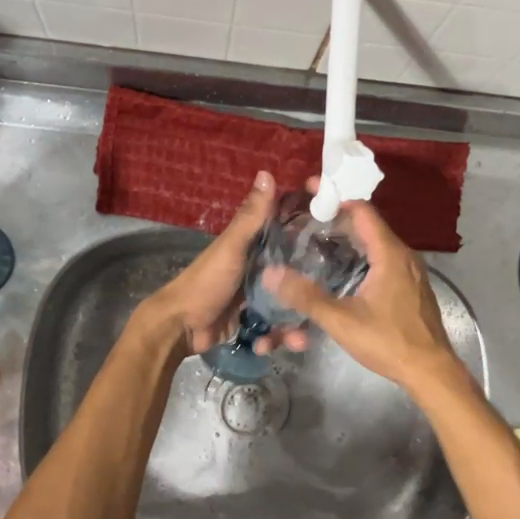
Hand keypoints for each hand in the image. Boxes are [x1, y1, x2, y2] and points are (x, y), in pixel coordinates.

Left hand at [141, 171, 310, 355]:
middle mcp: (260, 269)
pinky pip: (274, 330)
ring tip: (298, 341)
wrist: (180, 327)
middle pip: (297, 276)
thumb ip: (251, 217)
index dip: (312, 233)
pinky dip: (275, 339)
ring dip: (295, 325)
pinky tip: (267, 346)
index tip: (340, 237)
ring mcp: (257, 297)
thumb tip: (266, 172)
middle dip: (312, 293)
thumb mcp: (231, 248)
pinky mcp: (253, 323)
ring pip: (289, 307)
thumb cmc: (206, 282)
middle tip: (328, 305)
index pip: (289, 233)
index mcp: (256, 246)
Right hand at [264, 200, 462, 393]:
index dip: (336, 197)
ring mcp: (411, 272)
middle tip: (307, 217)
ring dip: (351, 238)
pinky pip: (385, 259)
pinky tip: (344, 270)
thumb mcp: (341, 320)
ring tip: (319, 240)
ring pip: (378, 244)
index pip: (363, 211)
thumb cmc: (388, 342)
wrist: (430, 370)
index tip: (310, 191)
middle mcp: (404, 256)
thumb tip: (272, 274)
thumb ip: (306, 296)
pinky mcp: (412, 288)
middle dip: (339, 217)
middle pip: (370, 224)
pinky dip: (363, 255)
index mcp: (390, 254)